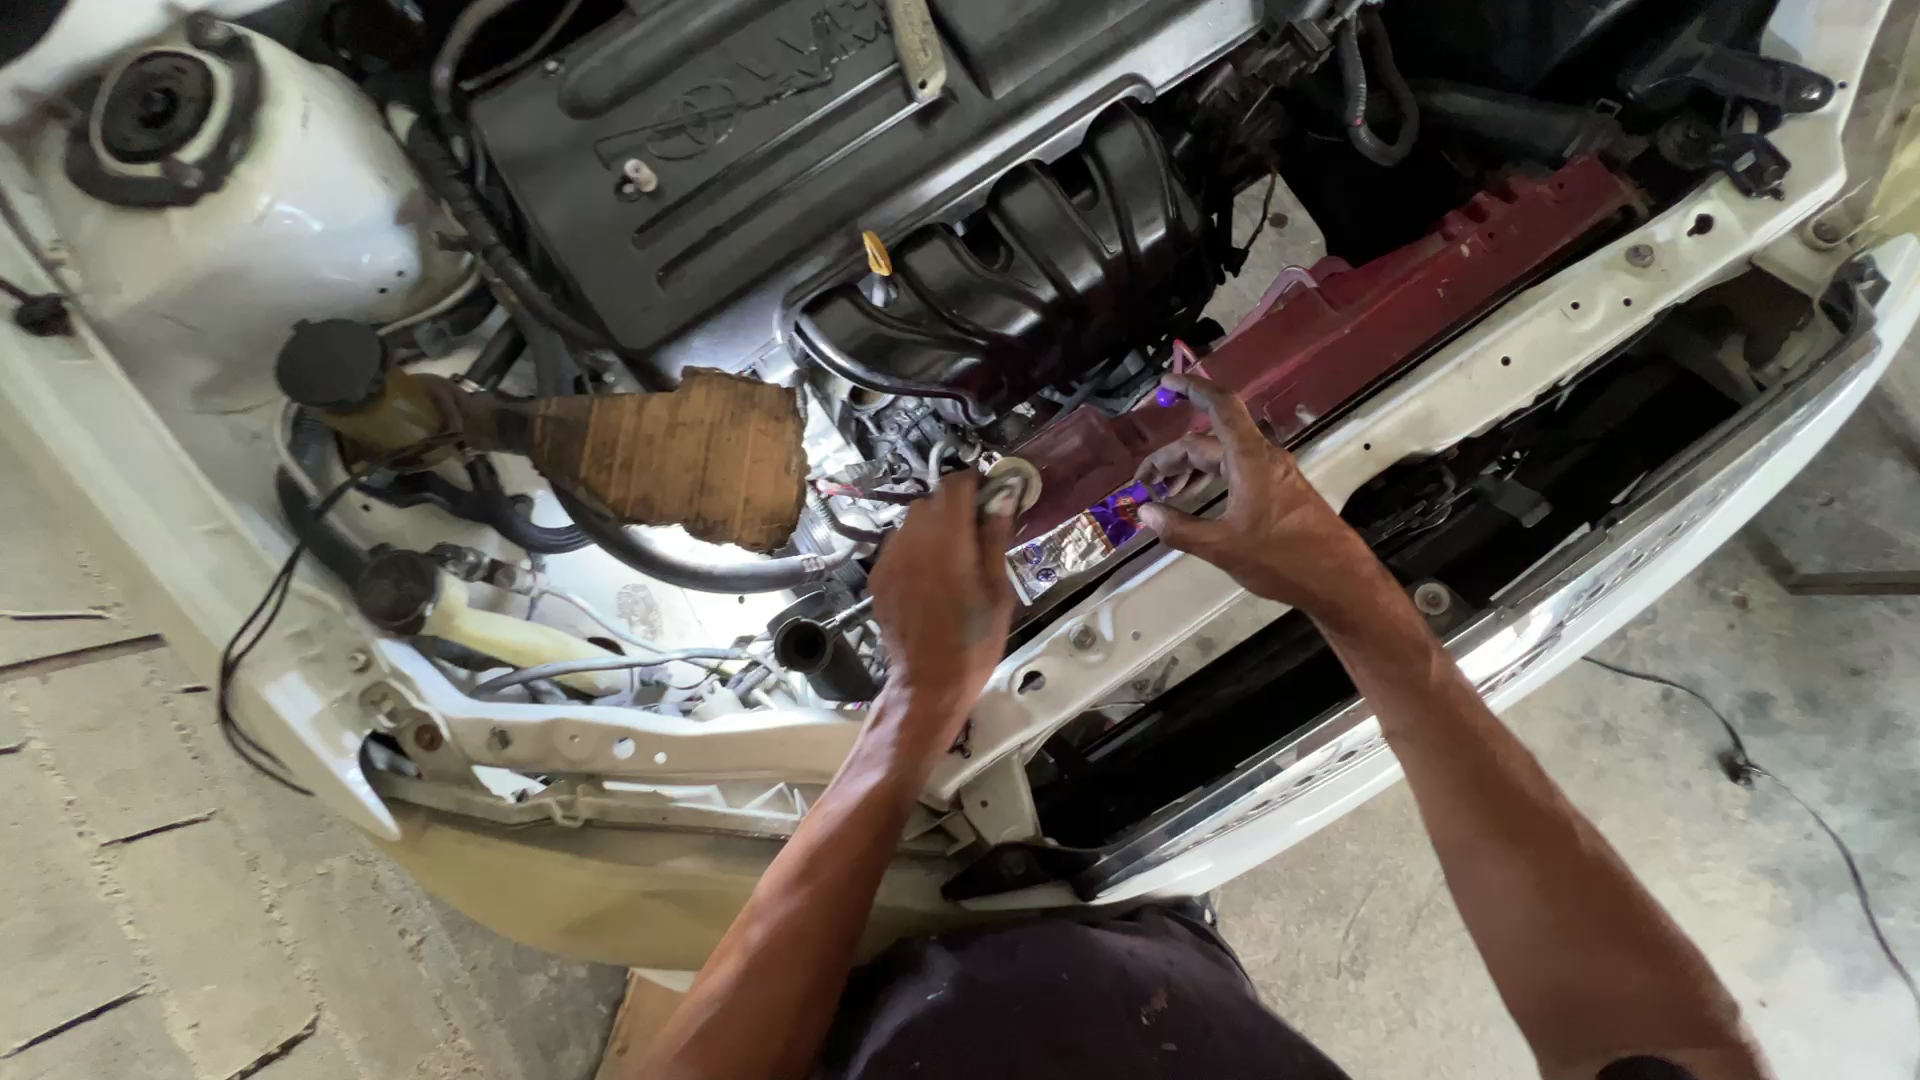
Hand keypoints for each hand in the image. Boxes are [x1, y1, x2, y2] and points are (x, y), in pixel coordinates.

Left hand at [867, 470, 1016, 757]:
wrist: (928, 682)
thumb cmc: (974, 640)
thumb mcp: (998, 589)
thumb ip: (995, 537)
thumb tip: (1003, 495)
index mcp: (947, 540)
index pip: (956, 484)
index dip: (975, 484)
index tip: (991, 497)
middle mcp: (912, 540)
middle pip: (932, 499)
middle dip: (955, 506)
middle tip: (977, 533)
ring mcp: (889, 557)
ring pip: (912, 520)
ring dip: (934, 526)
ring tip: (952, 557)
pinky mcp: (877, 575)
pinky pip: (898, 544)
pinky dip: (915, 547)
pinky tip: (930, 575)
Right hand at [1136, 373, 1386, 619]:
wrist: (1338, 580)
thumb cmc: (1282, 559)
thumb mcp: (1221, 547)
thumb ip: (1178, 527)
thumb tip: (1144, 511)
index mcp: (1249, 459)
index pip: (1219, 406)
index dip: (1191, 389)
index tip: (1164, 386)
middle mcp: (1262, 457)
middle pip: (1209, 441)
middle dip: (1173, 458)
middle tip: (1144, 483)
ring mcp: (1273, 474)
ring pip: (1222, 458)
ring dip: (1190, 471)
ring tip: (1165, 496)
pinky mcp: (1279, 491)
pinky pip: (1237, 473)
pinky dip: (1211, 481)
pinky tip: (1196, 503)